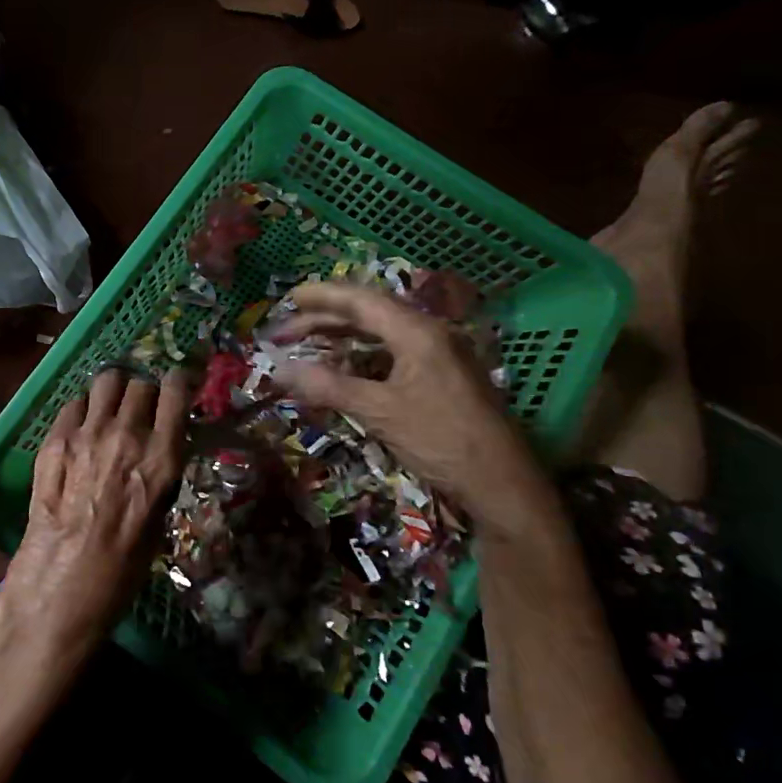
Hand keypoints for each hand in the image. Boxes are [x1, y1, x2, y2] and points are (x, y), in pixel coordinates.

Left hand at [0, 366, 192, 654]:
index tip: (176, 388)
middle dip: (144, 393)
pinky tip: (82, 429)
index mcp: (161, 457)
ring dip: (114, 391)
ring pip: (106, 381)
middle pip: (140, 384)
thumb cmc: (122, 567)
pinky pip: (74, 403)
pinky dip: (83, 409)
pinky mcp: (55, 440)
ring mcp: (87, 434)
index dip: (177, 384)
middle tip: (141, 410)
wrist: (62, 584)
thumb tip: (159, 450)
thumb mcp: (160, 518)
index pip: (175, 390)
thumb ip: (161, 474)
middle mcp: (127, 435)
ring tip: (111, 408)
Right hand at [273, 282, 548, 534]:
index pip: (361, 301)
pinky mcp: (442, 377)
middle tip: (286, 332)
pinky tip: (343, 369)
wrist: (503, 486)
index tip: (288, 298)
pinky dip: (362, 358)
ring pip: (381, 335)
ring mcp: (439, 356)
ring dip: (343, 338)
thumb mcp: (380, 412)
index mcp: (417, 332)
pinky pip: (393, 355)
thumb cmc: (442, 441)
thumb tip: (278, 371)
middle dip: (325, 320)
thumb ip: (328, 387)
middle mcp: (430, 334)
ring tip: (307, 346)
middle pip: (369, 314)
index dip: (322, 297)